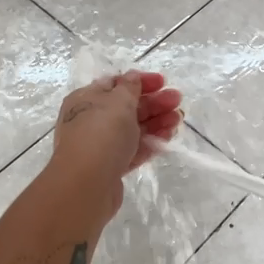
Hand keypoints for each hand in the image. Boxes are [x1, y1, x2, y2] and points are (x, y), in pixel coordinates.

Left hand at [47, 70, 182, 213]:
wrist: (85, 185)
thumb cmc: (101, 134)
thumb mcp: (118, 102)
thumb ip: (130, 87)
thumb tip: (132, 77)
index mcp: (86, 99)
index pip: (115, 84)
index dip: (140, 81)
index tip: (164, 82)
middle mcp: (90, 120)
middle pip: (127, 107)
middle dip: (154, 103)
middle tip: (177, 101)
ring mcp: (99, 146)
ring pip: (132, 129)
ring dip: (156, 122)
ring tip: (178, 120)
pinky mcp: (109, 167)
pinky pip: (132, 150)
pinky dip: (150, 143)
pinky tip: (167, 139)